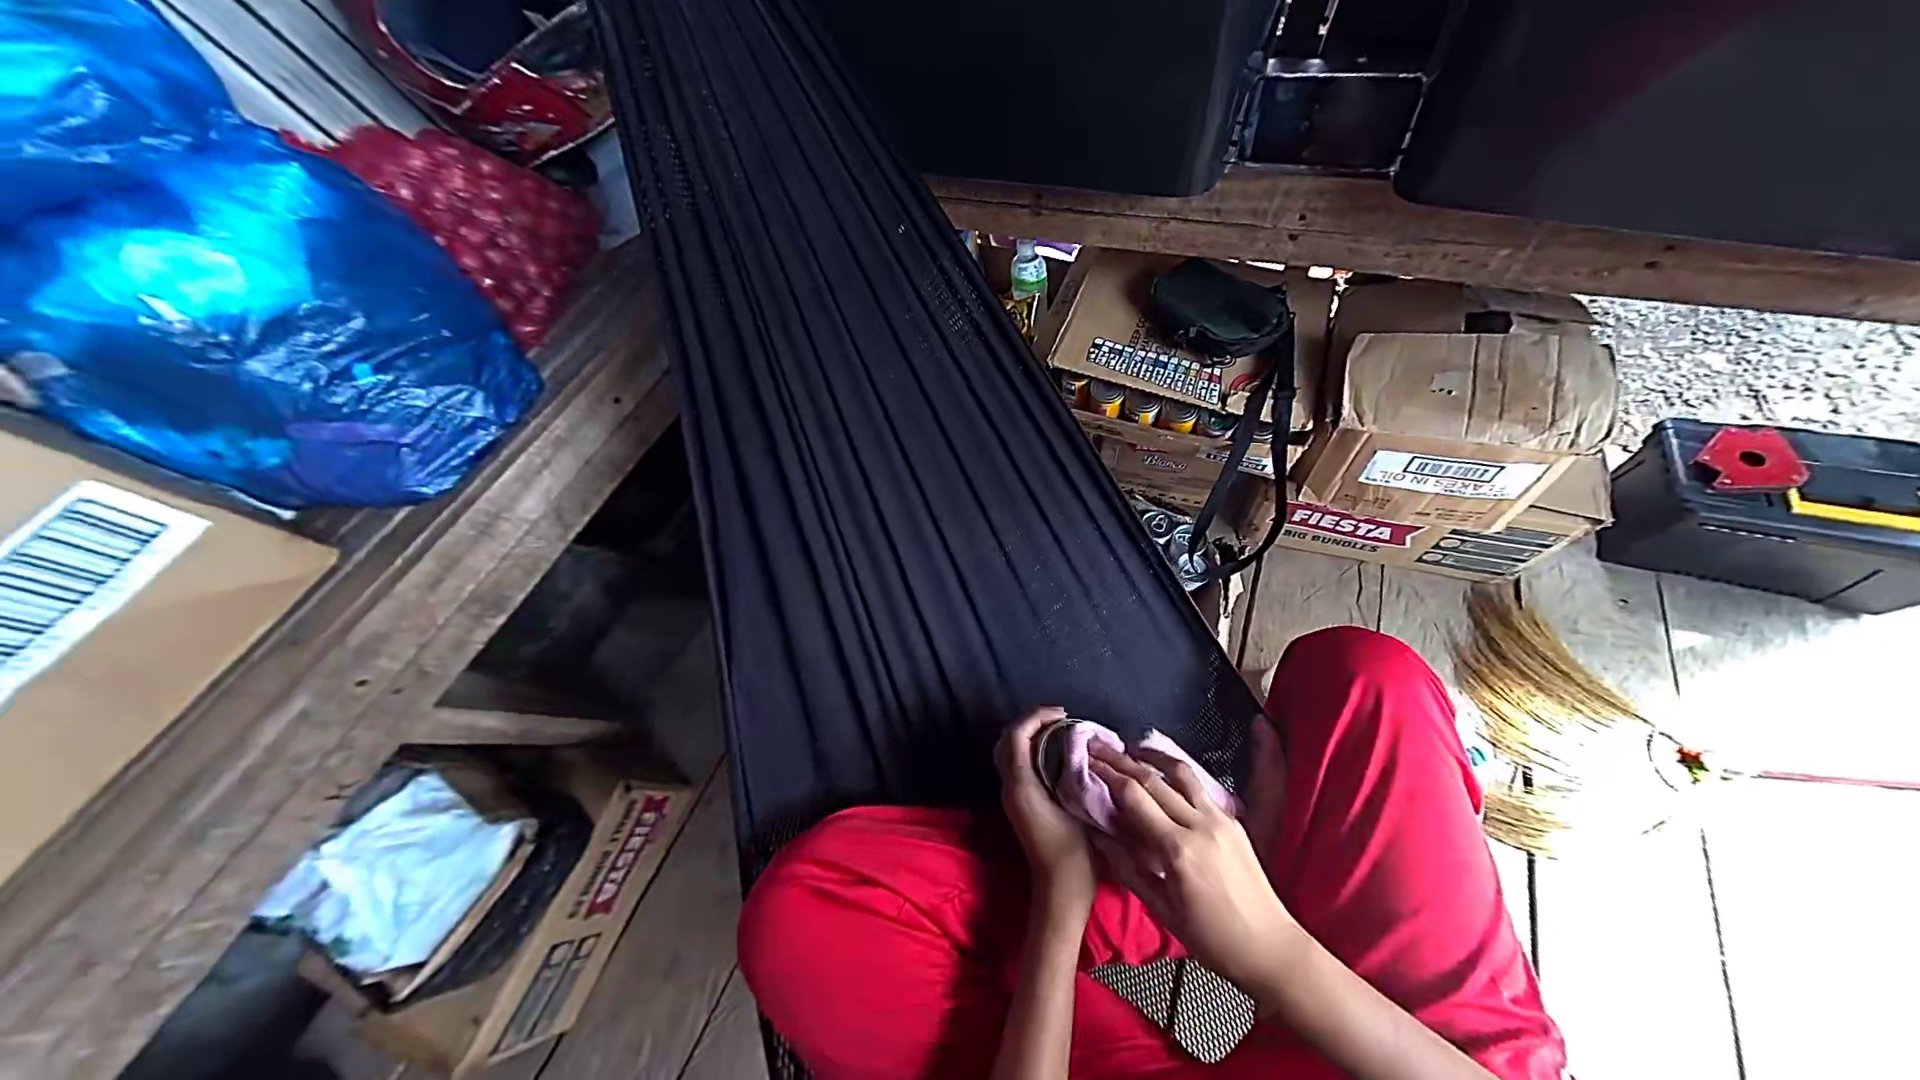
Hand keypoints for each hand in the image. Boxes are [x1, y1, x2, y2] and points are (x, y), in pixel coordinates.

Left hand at [997, 708, 1095, 905]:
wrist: (1060, 892)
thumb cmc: (1075, 855)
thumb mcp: (1081, 809)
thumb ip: (1076, 773)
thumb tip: (1081, 744)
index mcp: (1020, 785)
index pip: (1016, 734)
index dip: (1037, 716)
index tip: (1064, 714)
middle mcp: (1009, 787)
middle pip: (1008, 739)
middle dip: (1032, 721)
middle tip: (1061, 718)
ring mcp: (1011, 796)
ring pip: (1011, 751)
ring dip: (1032, 735)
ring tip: (1062, 731)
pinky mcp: (1019, 803)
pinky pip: (1019, 764)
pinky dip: (1034, 750)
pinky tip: (1059, 754)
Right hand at [1089, 742, 1300, 989]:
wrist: (1271, 948)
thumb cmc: (1213, 938)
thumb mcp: (1161, 909)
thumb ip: (1127, 866)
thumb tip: (1100, 835)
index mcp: (1177, 850)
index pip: (1134, 797)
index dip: (1108, 775)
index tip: (1089, 762)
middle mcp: (1200, 826)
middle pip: (1153, 779)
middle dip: (1121, 760)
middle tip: (1099, 747)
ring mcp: (1220, 820)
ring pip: (1181, 773)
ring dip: (1153, 756)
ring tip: (1132, 747)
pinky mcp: (1234, 822)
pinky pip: (1200, 787)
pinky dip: (1177, 773)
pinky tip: (1165, 772)